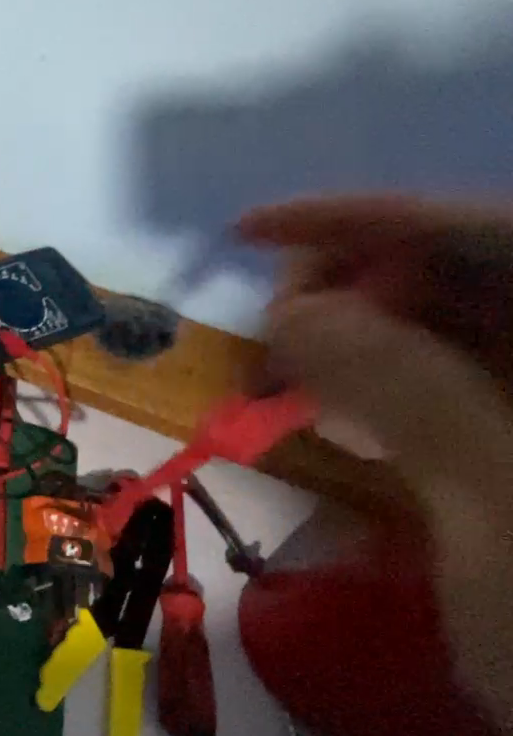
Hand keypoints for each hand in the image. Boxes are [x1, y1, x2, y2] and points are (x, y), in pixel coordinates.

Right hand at [240, 195, 512, 729]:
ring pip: (460, 320)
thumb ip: (413, 397)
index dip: (372, 218)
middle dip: (359, 278)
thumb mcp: (507, 517)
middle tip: (266, 321)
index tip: (250, 230)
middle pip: (479, 269)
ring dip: (359, 327)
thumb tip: (298, 309)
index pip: (499, 234)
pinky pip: (456, 371)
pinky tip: (334, 394)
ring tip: (282, 358)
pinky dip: (382, 371)